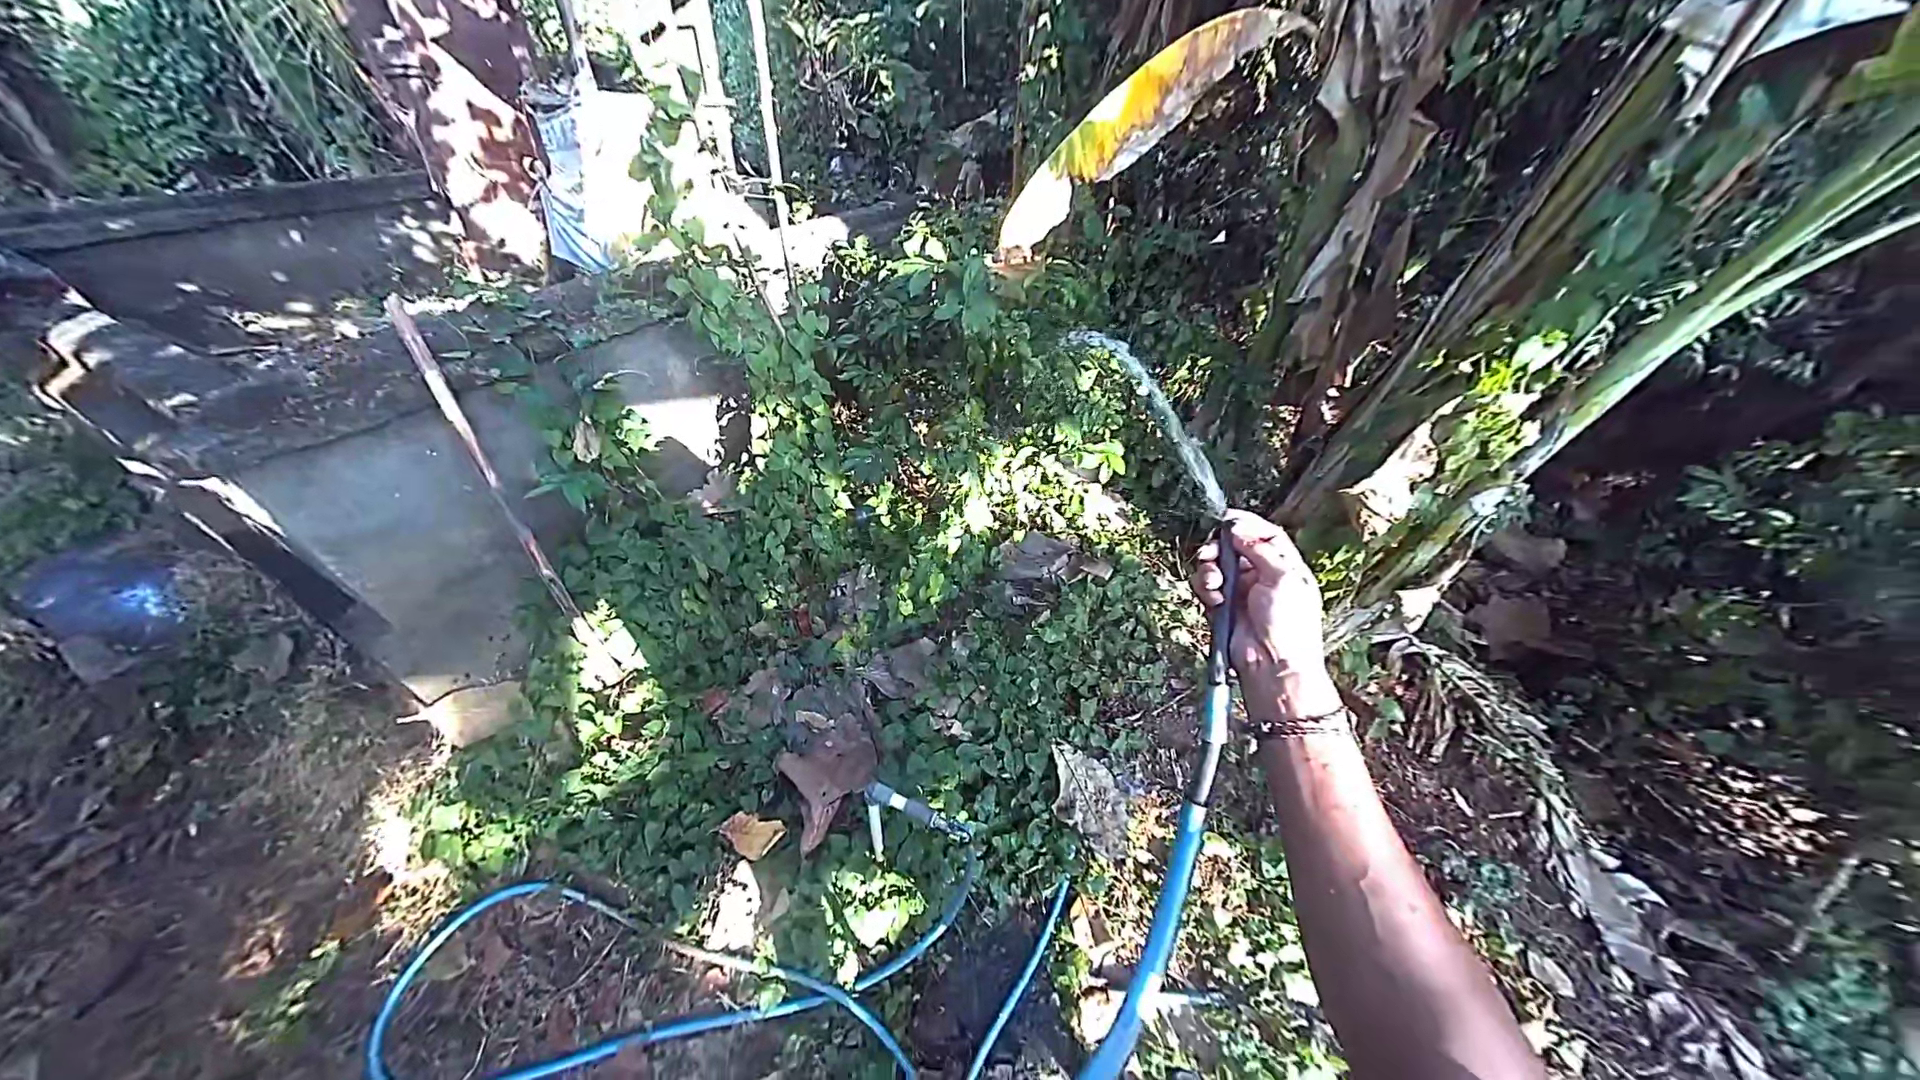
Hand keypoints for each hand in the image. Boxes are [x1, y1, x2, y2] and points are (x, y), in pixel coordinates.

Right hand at [1192, 509, 1341, 718]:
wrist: (1273, 664)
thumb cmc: (1289, 625)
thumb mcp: (1283, 578)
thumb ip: (1258, 549)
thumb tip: (1236, 529)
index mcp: (1283, 566)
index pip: (1263, 534)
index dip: (1245, 524)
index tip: (1226, 519)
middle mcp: (1261, 575)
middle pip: (1233, 547)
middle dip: (1218, 547)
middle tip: (1211, 551)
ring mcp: (1240, 591)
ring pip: (1214, 565)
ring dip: (1209, 569)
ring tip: (1213, 582)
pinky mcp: (1222, 606)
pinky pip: (1205, 587)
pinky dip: (1205, 589)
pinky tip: (1214, 600)